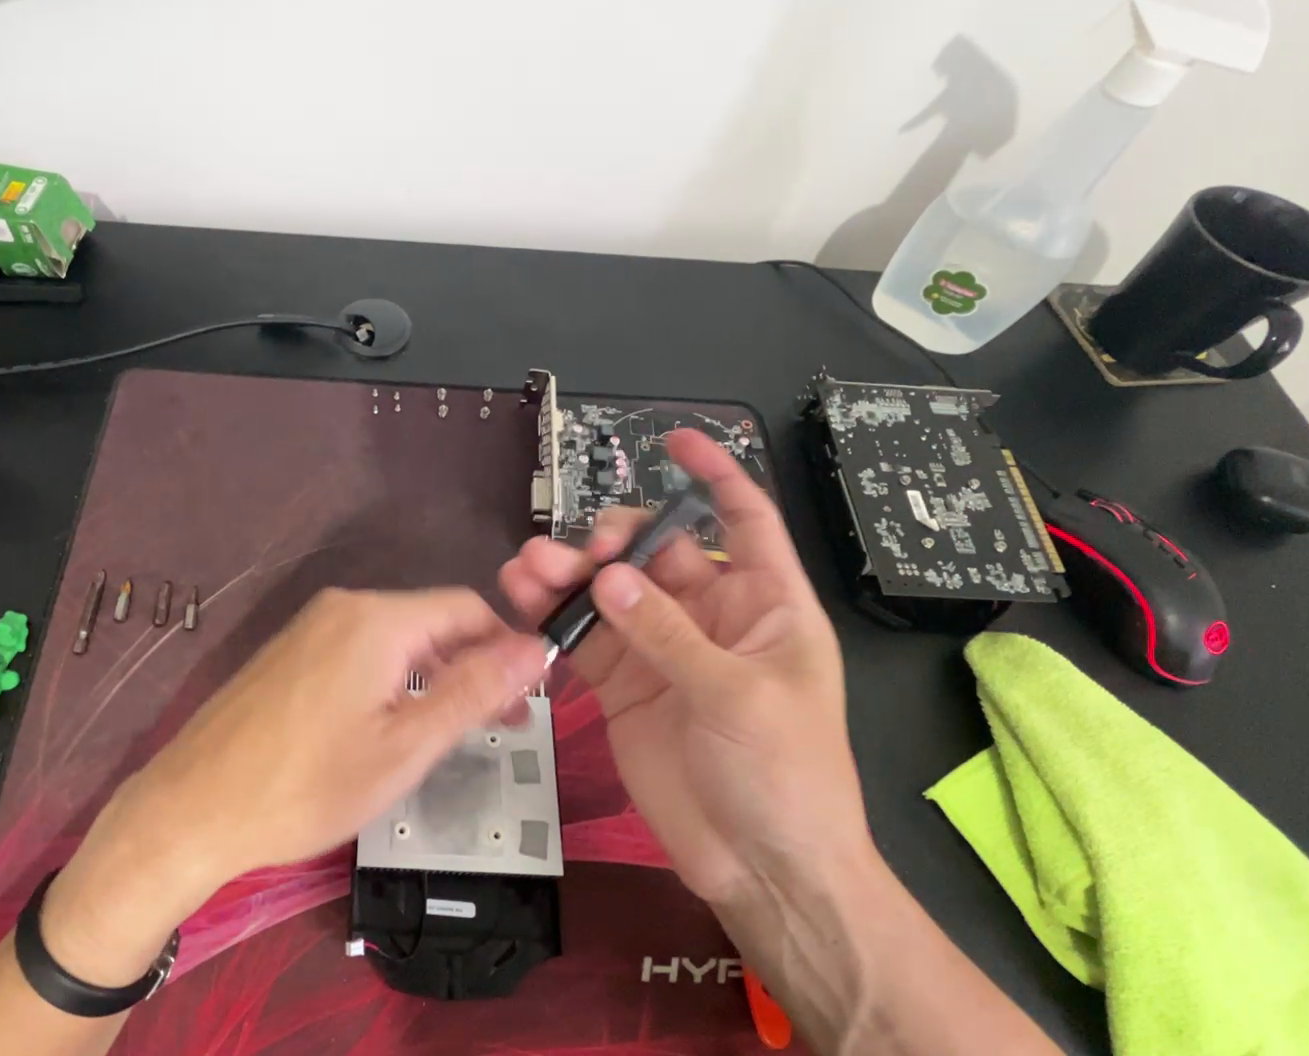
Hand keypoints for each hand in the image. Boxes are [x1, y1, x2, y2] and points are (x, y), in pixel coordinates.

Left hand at [122, 587, 545, 881]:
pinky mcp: (288, 653)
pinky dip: (390, 681)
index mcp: (375, 619)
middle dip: (470, 666)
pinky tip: (390, 726)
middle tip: (496, 726)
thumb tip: (536, 649)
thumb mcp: (404, 747)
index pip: (467, 607)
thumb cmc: (305, 786)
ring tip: (448, 733)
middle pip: (430, 621)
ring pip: (395, 639)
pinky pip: (359, 652)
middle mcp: (342, 608)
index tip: (525, 701)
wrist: (190, 810)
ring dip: (432, 676)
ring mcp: (308, 628)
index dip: (506, 648)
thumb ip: (472, 691)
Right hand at [499, 429, 870, 904]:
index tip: (674, 440)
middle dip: (612, 542)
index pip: (743, 520)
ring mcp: (661, 651)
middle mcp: (708, 616)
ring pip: (609, 593)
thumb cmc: (786, 774)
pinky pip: (585, 639)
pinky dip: (554, 621)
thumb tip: (608, 578)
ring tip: (526, 568)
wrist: (762, 867)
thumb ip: (669, 635)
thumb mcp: (738, 697)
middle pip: (653, 553)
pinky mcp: (623, 686)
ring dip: (568, 576)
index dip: (715, 476)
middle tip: (579, 556)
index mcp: (763, 605)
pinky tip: (522, 604)